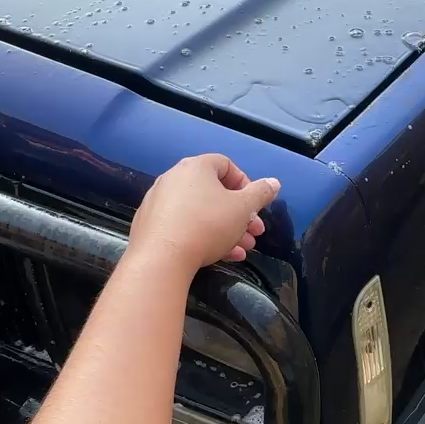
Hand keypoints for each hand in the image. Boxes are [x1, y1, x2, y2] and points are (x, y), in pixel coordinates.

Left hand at [129, 154, 279, 268]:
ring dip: (226, 229)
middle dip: (240, 214)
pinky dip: (203, 236)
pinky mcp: (150, 225)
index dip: (245, 184)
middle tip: (254, 232)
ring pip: (201, 212)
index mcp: (196, 167)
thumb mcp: (243, 209)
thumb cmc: (207, 225)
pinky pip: (183, 226)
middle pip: (214, 193)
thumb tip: (274, 183)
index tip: (255, 205)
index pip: (225, 165)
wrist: (161, 258)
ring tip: (243, 249)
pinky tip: (221, 255)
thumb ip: (261, 193)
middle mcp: (174, 179)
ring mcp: (159, 202)